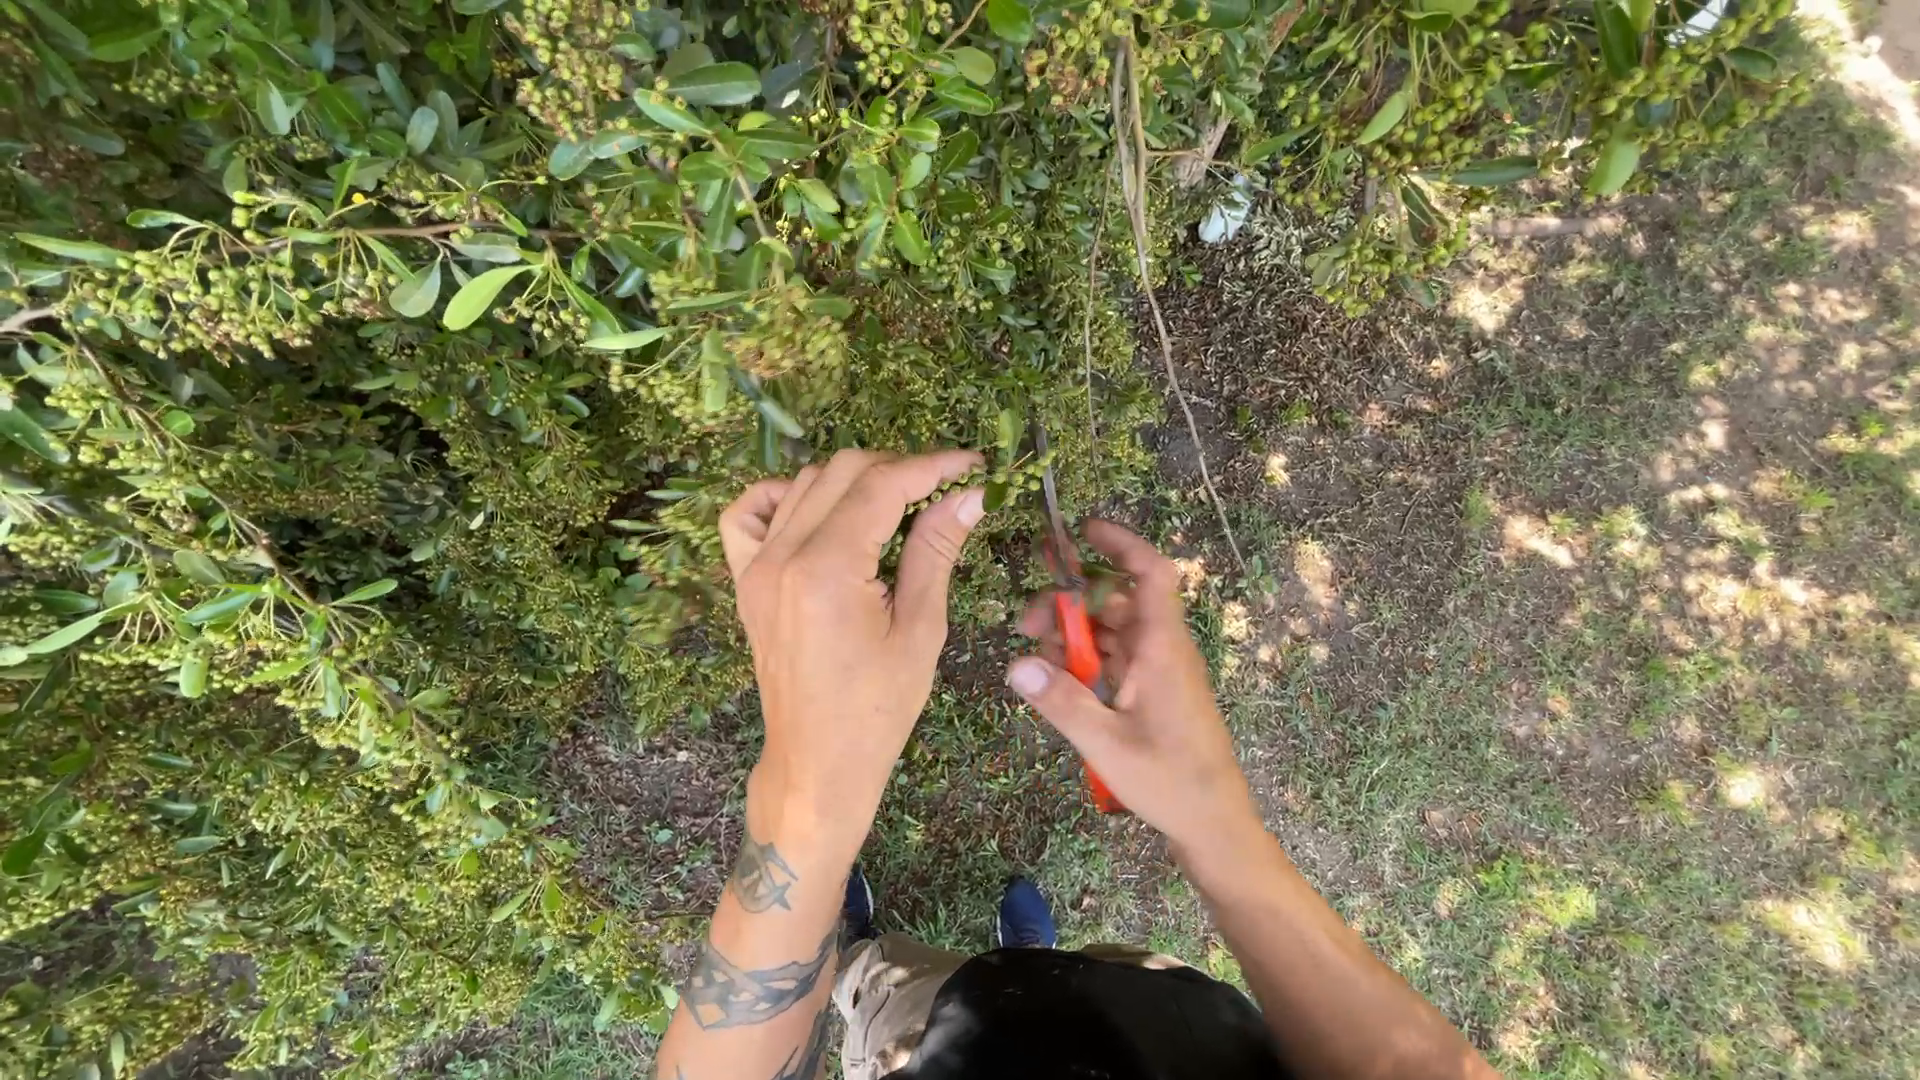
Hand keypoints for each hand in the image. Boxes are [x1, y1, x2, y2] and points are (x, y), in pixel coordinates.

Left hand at [720, 449, 985, 837]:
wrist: (817, 761)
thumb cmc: (878, 709)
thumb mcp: (921, 629)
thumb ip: (937, 550)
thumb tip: (972, 494)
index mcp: (827, 569)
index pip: (883, 485)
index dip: (933, 466)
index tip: (973, 465)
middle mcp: (782, 555)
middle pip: (843, 471)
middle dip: (900, 468)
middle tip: (943, 490)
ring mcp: (755, 566)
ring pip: (804, 483)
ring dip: (855, 481)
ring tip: (898, 505)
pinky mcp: (745, 580)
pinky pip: (748, 514)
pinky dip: (784, 496)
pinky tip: (820, 511)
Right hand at [1007, 520, 1259, 851]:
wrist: (1214, 824)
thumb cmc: (1169, 781)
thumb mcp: (1107, 743)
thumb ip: (1061, 701)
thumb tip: (1015, 665)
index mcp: (1162, 648)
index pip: (1151, 573)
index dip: (1120, 543)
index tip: (1081, 530)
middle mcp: (1162, 649)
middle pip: (1117, 599)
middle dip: (1070, 600)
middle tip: (1026, 621)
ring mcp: (1158, 670)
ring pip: (1112, 629)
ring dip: (1073, 632)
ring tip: (1034, 654)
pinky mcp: (1152, 690)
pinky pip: (1116, 657)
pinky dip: (1086, 658)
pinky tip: (1058, 677)